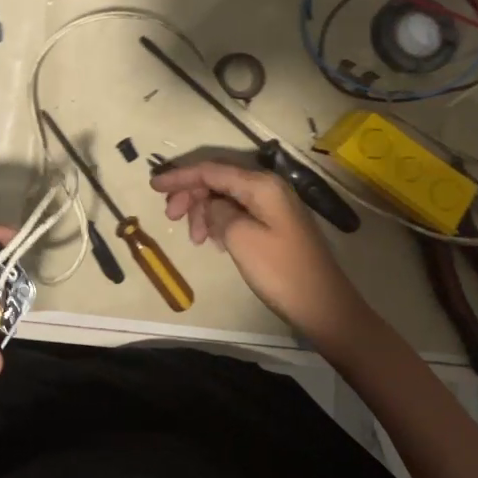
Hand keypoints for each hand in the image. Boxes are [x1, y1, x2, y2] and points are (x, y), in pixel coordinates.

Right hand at [151, 161, 370, 341]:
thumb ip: (217, 210)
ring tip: (196, 239)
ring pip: (226, 196)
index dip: (179, 176)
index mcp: (261, 185)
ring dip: (204, 211)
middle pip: (218, 179)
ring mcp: (274, 205)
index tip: (153, 186)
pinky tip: (214, 241)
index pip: (210, 170)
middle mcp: (268, 187)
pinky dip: (219, 221)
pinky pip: (238, 210)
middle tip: (171, 218)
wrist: (325, 308)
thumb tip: (210, 204)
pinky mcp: (276, 223)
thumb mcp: (239, 238)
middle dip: (190, 194)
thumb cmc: (280, 271)